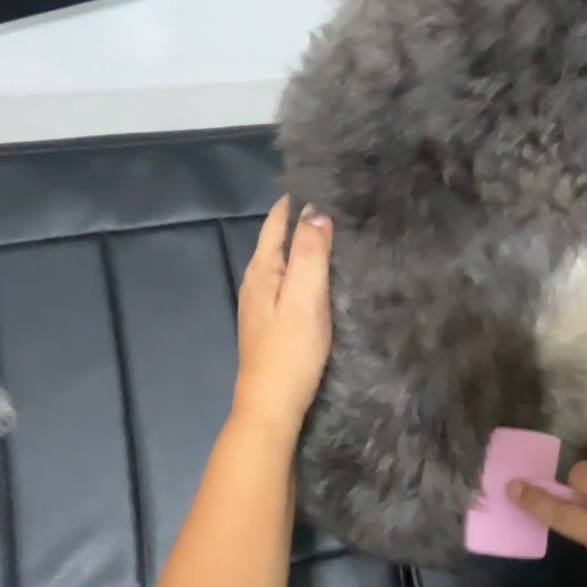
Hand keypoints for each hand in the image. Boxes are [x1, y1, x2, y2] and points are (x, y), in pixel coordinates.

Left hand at [232, 197, 332, 435]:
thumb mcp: (304, 296)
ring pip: (281, 265)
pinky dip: (302, 273)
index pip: (276, 224)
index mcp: (262, 271)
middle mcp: (255, 284)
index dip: (293, 202)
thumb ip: (309, 252)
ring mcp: (260, 307)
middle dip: (299, 222)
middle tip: (331, 204)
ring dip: (301, 248)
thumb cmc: (290, 350)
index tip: (317, 182)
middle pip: (276, 242)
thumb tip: (316, 210)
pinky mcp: (270, 326)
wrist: (271, 404)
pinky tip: (317, 279)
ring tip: (329, 235)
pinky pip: (286, 286)